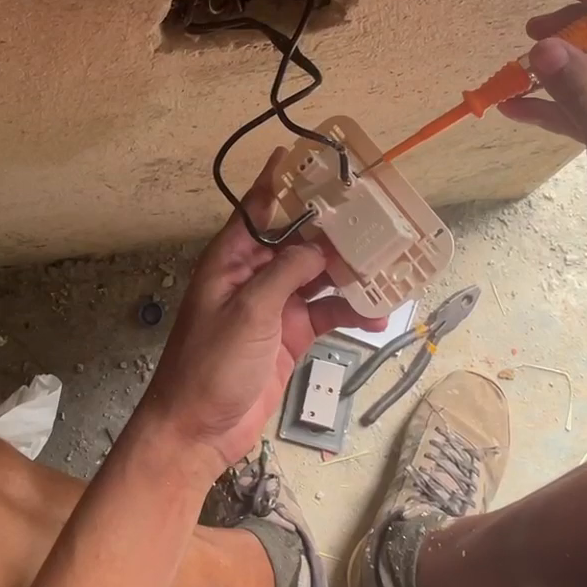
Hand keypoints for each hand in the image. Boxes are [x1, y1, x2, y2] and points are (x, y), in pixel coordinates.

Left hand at [140, 150, 384, 468]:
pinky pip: (324, 312)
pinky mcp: (289, 335)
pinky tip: (378, 315)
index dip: (280, 181)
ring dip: (349, 272)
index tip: (307, 156)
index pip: (257, 209)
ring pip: (317, 276)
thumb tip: (318, 248)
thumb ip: (284, 275)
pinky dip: (350, 311)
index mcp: (230, 259)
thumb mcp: (247, 312)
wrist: (198, 429)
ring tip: (388, 264)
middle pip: (297, 240)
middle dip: (332, 229)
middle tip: (373, 215)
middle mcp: (253, 275)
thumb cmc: (209, 365)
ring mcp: (273, 306)